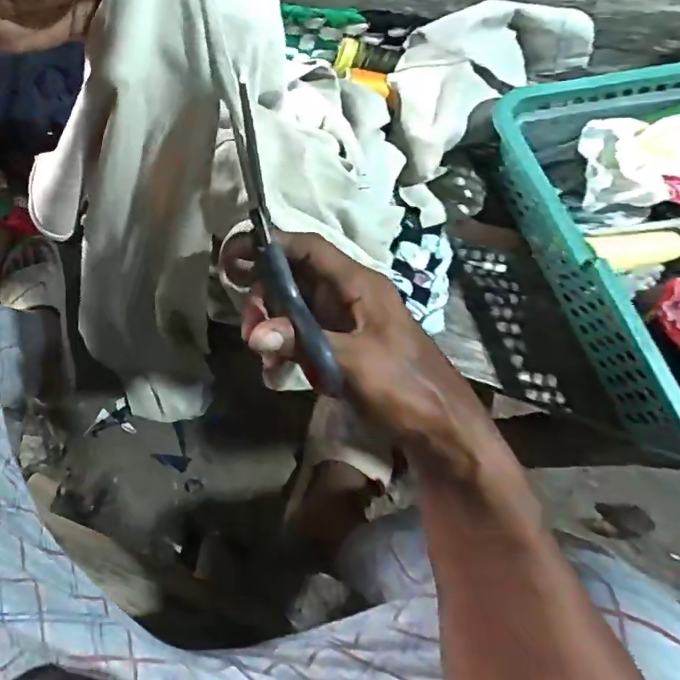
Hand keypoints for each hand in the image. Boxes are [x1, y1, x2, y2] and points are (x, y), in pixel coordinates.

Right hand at [233, 232, 500, 463]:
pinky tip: (273, 369)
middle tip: (249, 327)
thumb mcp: (354, 363)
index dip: (270, 245)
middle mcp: (349, 294)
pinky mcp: (342, 346)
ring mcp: (345, 320)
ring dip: (271, 324)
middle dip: (264, 295)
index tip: (235, 259)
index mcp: (358, 284)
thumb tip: (255, 333)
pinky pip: (303, 334)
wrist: (445, 434)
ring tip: (260, 353)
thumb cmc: (407, 388)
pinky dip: (284, 345)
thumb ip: (303, 343)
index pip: (308, 248)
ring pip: (295, 306)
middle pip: (295, 276)